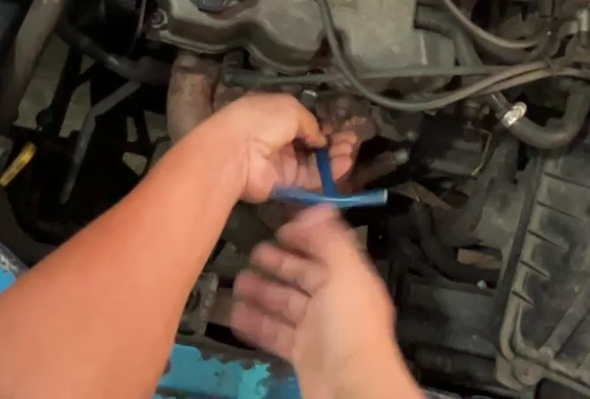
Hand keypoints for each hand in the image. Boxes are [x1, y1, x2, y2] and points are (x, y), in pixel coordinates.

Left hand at [189, 94, 357, 203]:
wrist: (237, 150)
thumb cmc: (263, 120)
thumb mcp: (291, 109)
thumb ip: (310, 123)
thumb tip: (320, 139)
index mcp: (277, 116)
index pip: (305, 123)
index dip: (323, 126)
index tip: (342, 128)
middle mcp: (280, 139)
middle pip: (311, 144)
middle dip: (332, 142)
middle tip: (352, 141)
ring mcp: (282, 163)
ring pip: (313, 162)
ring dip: (333, 157)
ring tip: (351, 151)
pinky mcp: (284, 184)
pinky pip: (309, 179)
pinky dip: (327, 173)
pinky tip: (344, 164)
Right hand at [230, 207, 420, 398]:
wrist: (352, 387)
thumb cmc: (352, 326)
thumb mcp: (345, 271)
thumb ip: (330, 238)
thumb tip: (318, 208)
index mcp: (349, 277)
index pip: (324, 249)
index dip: (304, 237)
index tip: (280, 227)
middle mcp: (334, 300)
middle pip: (302, 276)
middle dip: (278, 263)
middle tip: (253, 252)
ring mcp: (317, 328)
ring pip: (286, 304)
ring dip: (262, 291)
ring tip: (238, 281)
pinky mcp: (302, 354)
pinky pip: (276, 333)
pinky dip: (257, 323)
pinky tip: (238, 314)